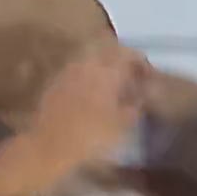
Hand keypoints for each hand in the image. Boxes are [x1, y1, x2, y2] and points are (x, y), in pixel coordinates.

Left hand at [19, 43, 154, 169]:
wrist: (47, 142)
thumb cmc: (90, 134)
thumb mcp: (122, 123)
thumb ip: (136, 103)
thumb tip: (142, 93)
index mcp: (105, 69)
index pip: (128, 54)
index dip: (141, 63)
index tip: (149, 77)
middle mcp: (85, 63)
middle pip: (108, 53)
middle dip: (122, 63)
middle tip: (132, 80)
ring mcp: (67, 70)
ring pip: (91, 61)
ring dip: (104, 69)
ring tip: (114, 89)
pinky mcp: (54, 81)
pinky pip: (77, 71)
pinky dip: (88, 77)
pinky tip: (92, 95)